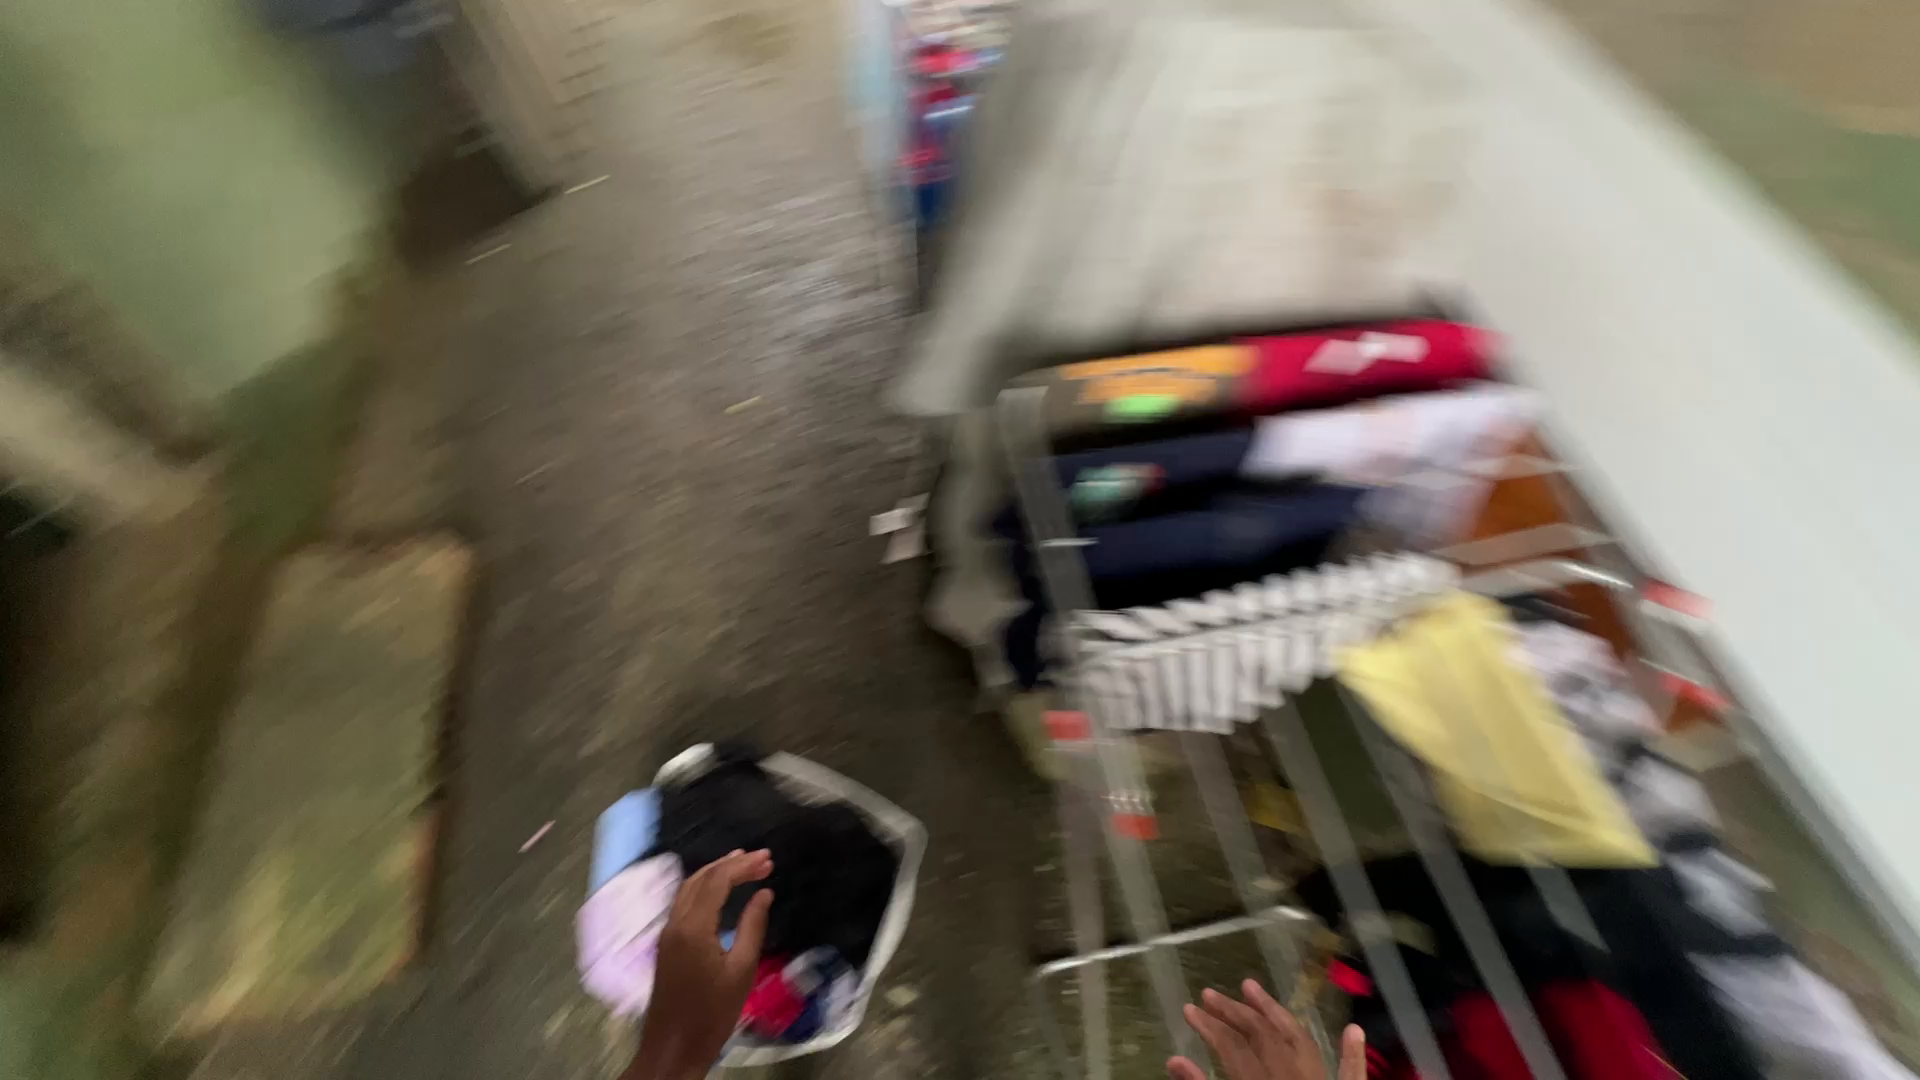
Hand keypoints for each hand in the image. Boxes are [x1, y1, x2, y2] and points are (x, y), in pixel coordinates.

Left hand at [626, 849, 773, 1079]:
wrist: (671, 1052)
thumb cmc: (711, 1014)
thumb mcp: (742, 970)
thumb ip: (752, 926)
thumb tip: (764, 893)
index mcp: (693, 928)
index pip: (718, 881)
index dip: (744, 866)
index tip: (769, 859)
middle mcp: (675, 923)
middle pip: (701, 878)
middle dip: (732, 864)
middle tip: (762, 859)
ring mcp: (667, 933)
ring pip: (690, 888)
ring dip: (716, 872)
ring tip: (744, 865)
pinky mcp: (667, 944)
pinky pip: (685, 901)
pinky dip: (705, 886)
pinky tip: (721, 889)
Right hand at [1167, 979, 1364, 1079]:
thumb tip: (1174, 1062)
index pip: (1232, 1048)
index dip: (1208, 1026)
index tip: (1188, 1010)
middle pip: (1263, 1036)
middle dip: (1234, 1012)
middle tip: (1209, 994)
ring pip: (1301, 1041)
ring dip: (1276, 1012)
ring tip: (1252, 988)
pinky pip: (1353, 1079)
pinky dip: (1354, 1055)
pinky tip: (1353, 1030)